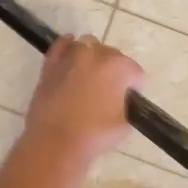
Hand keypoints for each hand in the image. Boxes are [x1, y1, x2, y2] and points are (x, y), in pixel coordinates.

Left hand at [23, 36, 143, 163]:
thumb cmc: (95, 134)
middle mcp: (96, 54)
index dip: (135, 87)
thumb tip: (119, 100)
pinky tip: (71, 50)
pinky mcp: (51, 64)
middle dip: (115, 71)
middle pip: (113, 55)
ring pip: (88, 45)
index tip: (129, 100)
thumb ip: (126, 104)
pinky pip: (62, 45)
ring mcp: (71, 56)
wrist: (55, 142)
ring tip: (91, 76)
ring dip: (94, 57)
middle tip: (110, 92)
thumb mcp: (125, 123)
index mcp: (119, 67)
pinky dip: (68, 46)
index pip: (136, 72)